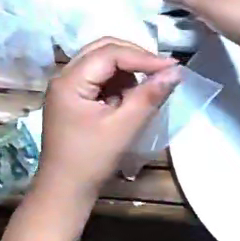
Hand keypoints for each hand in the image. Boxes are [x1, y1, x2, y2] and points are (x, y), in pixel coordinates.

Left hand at [34, 39, 180, 200]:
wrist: (64, 191)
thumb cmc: (91, 160)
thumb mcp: (124, 128)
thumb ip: (149, 96)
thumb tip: (176, 72)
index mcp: (70, 81)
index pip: (110, 53)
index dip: (143, 57)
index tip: (172, 67)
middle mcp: (64, 76)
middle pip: (103, 49)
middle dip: (135, 57)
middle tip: (162, 70)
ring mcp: (66, 86)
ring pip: (101, 61)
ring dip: (127, 69)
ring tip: (148, 87)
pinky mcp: (73, 97)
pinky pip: (98, 76)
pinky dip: (118, 81)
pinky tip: (131, 97)